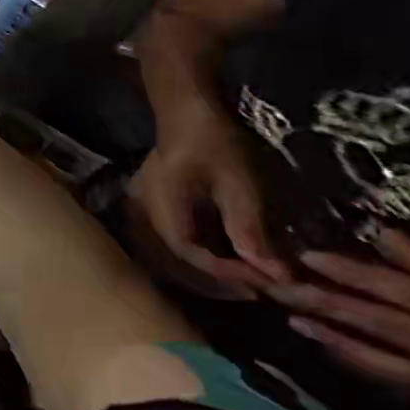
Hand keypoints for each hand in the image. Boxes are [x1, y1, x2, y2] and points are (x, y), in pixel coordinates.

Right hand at [128, 102, 283, 293]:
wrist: (183, 116)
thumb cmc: (213, 143)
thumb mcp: (239, 182)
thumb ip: (248, 227)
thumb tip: (272, 273)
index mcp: (159, 204)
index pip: (187, 250)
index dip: (225, 272)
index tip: (266, 282)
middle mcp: (139, 212)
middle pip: (169, 261)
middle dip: (213, 282)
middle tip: (257, 293)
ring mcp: (137, 212)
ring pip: (163, 258)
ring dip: (199, 276)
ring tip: (239, 284)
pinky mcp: (144, 211)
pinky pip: (162, 247)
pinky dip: (189, 263)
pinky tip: (217, 264)